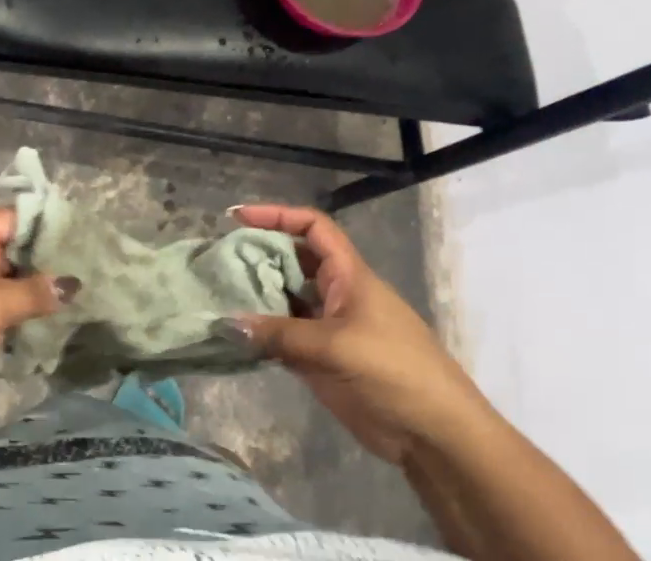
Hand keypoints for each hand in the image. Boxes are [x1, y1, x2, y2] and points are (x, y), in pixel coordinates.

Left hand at [0, 209, 76, 394]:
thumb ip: (35, 292)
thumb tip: (73, 282)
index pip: (14, 217)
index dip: (47, 224)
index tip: (84, 239)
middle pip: (12, 249)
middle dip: (46, 262)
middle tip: (91, 275)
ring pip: (4, 281)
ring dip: (32, 293)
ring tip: (78, 302)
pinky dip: (16, 315)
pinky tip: (46, 327)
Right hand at [214, 204, 492, 465]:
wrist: (435, 435)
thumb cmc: (395, 372)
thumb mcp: (336, 347)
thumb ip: (279, 334)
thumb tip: (225, 322)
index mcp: (350, 276)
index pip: (313, 228)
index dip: (278, 215)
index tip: (238, 217)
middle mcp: (336, 294)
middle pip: (290, 261)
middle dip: (255, 256)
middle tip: (216, 261)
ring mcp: (327, 327)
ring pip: (282, 299)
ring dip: (251, 295)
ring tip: (214, 294)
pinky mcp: (319, 358)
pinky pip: (281, 335)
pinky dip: (256, 332)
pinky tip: (230, 334)